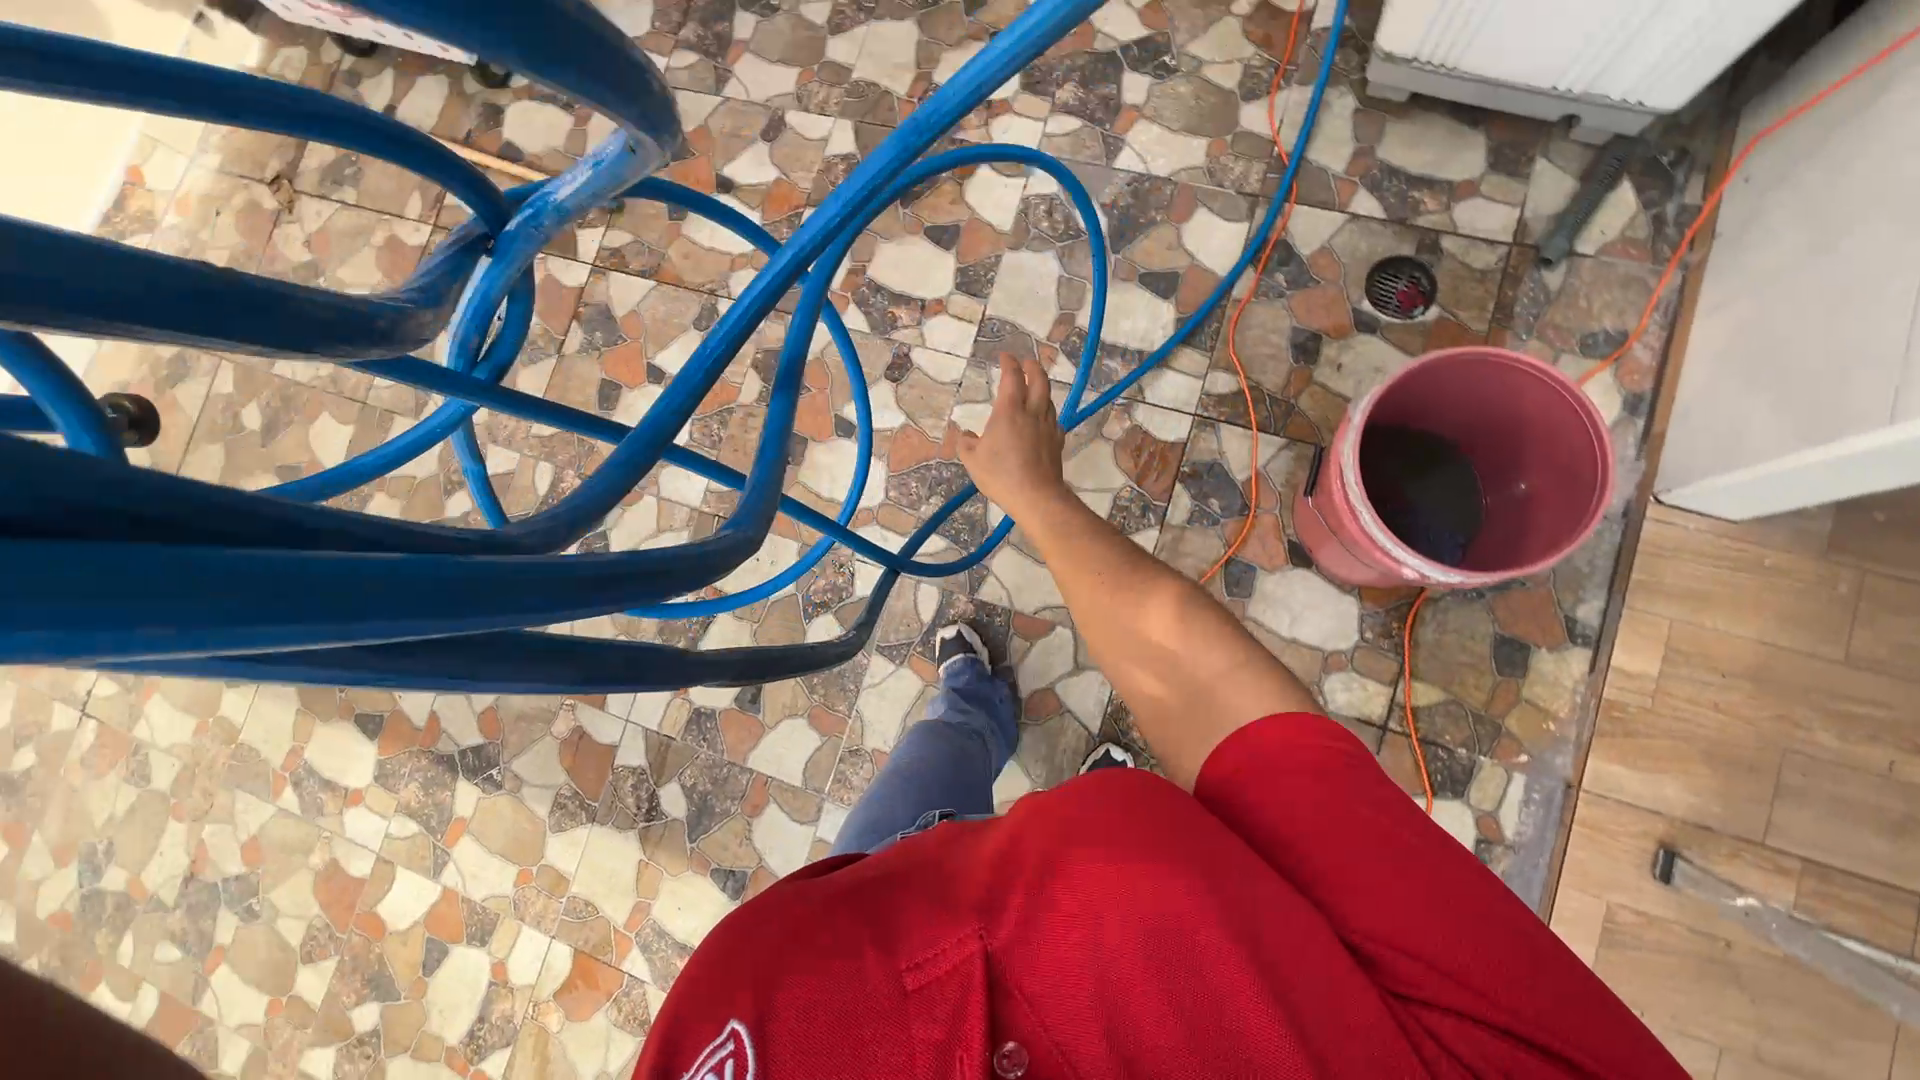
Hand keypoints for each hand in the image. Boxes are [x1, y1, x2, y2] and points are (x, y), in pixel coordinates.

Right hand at [957, 351, 1068, 520]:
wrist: (1036, 496)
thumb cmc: (1000, 475)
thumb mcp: (972, 460)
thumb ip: (966, 443)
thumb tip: (964, 435)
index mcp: (1009, 411)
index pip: (1012, 377)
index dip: (1009, 363)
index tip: (1005, 356)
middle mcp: (1032, 412)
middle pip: (1039, 380)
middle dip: (1033, 367)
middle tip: (1026, 362)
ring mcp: (1048, 426)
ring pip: (1048, 398)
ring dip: (1041, 388)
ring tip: (1034, 388)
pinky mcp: (1057, 442)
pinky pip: (1053, 419)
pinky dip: (1047, 412)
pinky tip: (1043, 419)